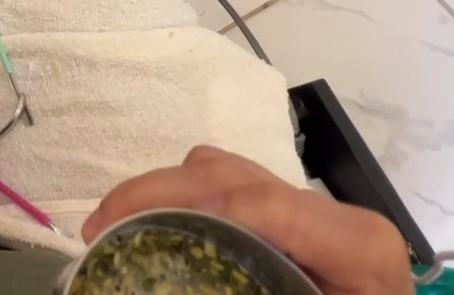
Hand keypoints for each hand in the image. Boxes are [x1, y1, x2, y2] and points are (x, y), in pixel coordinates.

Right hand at [82, 146, 412, 294]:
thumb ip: (252, 285)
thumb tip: (176, 278)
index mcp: (356, 245)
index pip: (262, 203)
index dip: (188, 205)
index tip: (124, 226)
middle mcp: (326, 211)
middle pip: (226, 176)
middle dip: (153, 192)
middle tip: (98, 226)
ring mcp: (303, 206)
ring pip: (216, 170)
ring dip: (158, 191)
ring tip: (114, 224)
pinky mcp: (286, 214)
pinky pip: (220, 185)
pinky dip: (176, 198)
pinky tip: (148, 224)